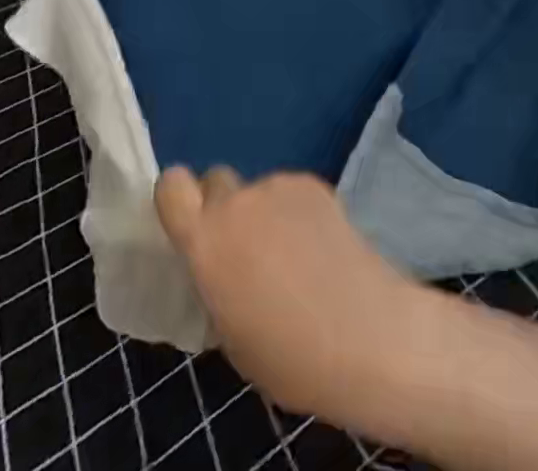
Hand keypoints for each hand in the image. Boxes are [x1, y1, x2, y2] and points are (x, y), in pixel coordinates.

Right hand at [154, 168, 424, 414]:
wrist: (366, 335)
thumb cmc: (289, 356)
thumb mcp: (229, 332)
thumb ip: (215, 283)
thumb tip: (223, 268)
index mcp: (205, 241)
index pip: (171, 186)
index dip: (178, 198)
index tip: (192, 223)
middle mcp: (237, 203)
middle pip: (216, 182)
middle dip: (224, 207)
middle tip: (247, 245)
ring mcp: (280, 188)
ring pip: (258, 190)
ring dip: (265, 211)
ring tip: (295, 252)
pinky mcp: (317, 185)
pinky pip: (291, 192)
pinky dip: (297, 210)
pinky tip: (320, 244)